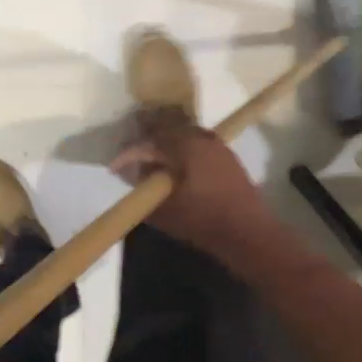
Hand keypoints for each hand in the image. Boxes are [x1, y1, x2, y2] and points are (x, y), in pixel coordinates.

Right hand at [110, 106, 277, 259]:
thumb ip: (143, 188)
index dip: (127, 153)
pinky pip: (197, 144)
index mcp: (183, 146)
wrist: (248, 232)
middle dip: (146, 140)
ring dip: (165, 144)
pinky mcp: (227, 157)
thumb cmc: (202, 220)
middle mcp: (201, 138)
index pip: (147, 141)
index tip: (113, 167)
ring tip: (151, 160)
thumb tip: (133, 175)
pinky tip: (176, 167)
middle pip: (166, 128)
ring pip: (184, 135)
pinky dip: (182, 150)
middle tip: (131, 155)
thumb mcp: (162, 209)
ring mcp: (217, 146)